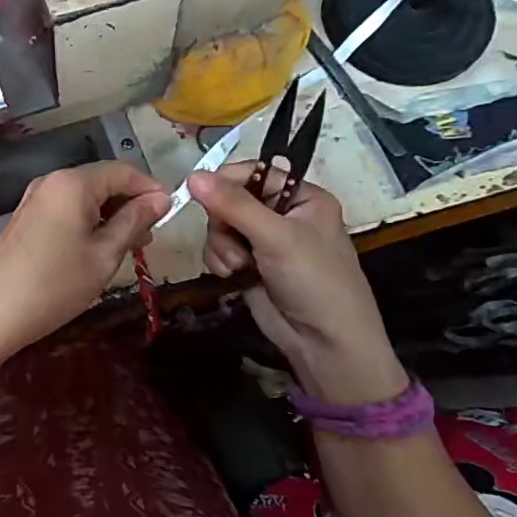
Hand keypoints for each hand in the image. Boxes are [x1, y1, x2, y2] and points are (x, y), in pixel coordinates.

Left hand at [0, 162, 169, 360]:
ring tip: (128, 248)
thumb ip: (134, 221)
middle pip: (101, 182)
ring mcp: (33, 200)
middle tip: (150, 237)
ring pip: (83, 199)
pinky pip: (65, 211)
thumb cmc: (55, 284)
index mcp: (73, 183)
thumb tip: (161, 198)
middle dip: (130, 204)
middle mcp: (51, 182)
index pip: (122, 171)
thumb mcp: (105, 255)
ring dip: (109, 217)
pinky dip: (87, 224)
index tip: (170, 212)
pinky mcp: (24, 221)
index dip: (150, 188)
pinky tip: (96, 251)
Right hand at [189, 163, 408, 404]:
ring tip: (238, 267)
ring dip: (221, 246)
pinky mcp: (249, 267)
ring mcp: (263, 243)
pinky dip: (220, 262)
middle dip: (224, 223)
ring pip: (220, 227)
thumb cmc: (314, 280)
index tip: (200, 192)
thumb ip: (234, 205)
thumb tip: (192, 175)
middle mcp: (282, 215)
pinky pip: (219, 250)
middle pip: (230, 200)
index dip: (226, 181)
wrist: (324, 343)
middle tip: (234, 244)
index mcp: (301, 197)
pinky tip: (233, 277)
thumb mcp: (277, 236)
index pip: (254, 173)